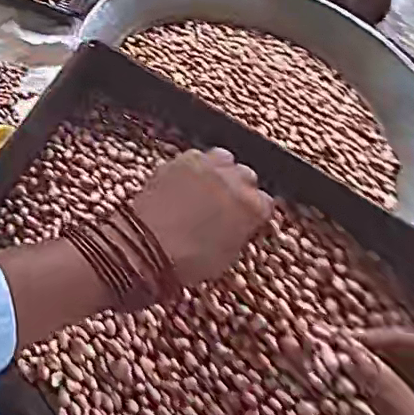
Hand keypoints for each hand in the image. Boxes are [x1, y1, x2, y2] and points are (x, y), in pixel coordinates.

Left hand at [129, 148, 272, 286]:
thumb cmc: (192, 258)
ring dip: (218, 168)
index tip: (246, 217)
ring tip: (209, 184)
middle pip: (245, 174)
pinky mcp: (174, 161)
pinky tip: (187, 179)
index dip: (254, 210)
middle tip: (227, 200)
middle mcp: (231, 180)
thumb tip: (237, 222)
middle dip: (240, 185)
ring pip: (221, 156)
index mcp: (252, 206)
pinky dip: (193, 165)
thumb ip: (240, 229)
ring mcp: (201, 166)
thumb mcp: (229, 252)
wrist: (148, 242)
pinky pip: (192, 156)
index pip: (265, 201)